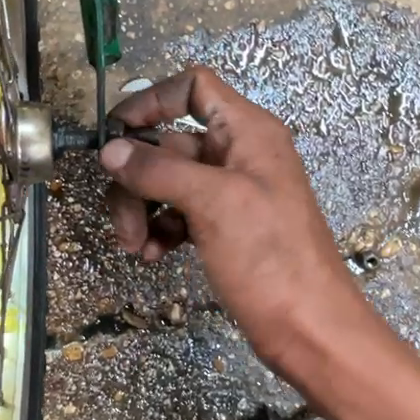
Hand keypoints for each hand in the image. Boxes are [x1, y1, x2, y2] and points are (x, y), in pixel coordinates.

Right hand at [99, 66, 363, 362]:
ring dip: (142, 208)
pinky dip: (159, 229)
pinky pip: (177, 212)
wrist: (310, 331)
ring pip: (166, 180)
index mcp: (247, 131)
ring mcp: (229, 192)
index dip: (152, 101)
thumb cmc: (269, 256)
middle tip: (122, 218)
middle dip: (137, 177)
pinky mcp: (222, 227)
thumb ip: (158, 170)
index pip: (193, 88)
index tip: (117, 134)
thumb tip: (109, 150)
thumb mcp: (212, 203)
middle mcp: (237, 153)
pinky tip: (153, 255)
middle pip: (169, 141)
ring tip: (134, 246)